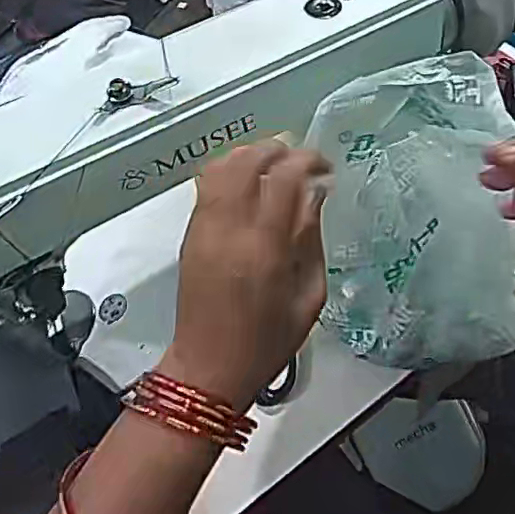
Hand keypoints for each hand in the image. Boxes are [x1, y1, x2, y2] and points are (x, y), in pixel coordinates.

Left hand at [160, 141, 332, 413]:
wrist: (209, 365)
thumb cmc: (267, 340)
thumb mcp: (308, 297)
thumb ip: (310, 239)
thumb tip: (314, 195)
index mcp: (264, 247)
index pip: (283, 179)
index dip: (307, 160)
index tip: (325, 167)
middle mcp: (229, 228)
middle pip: (246, 161)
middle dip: (276, 149)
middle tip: (299, 160)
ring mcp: (204, 227)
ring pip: (220, 167)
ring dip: (249, 155)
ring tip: (273, 165)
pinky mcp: (190, 232)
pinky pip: (206, 185)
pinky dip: (229, 171)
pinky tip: (248, 181)